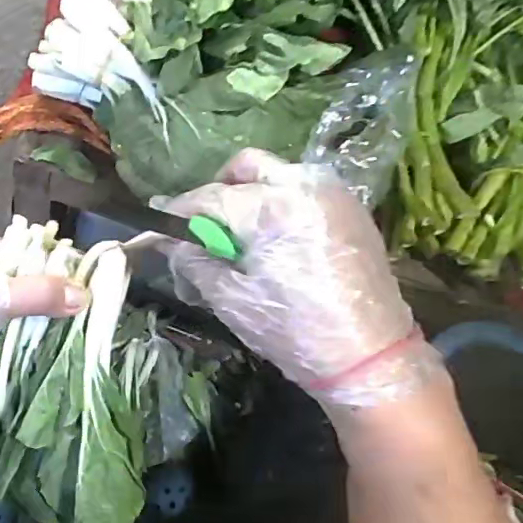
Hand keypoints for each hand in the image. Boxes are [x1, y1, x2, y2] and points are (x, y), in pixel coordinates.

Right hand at [159, 148, 441, 409]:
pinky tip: (270, 245)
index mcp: (272, 207)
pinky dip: (276, 206)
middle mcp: (305, 186)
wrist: (367, 355)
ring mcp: (333, 194)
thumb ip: (193, 260)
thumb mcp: (228, 298)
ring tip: (238, 242)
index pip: (209, 196)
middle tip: (202, 230)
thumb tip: (167, 241)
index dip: (176, 212)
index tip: (155, 228)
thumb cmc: (290, 329)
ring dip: (247, 197)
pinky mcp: (349, 210)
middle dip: (216, 192)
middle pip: (245, 167)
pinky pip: (301, 190)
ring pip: (276, 174)